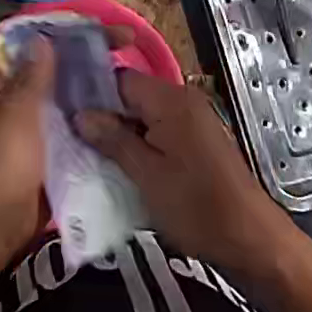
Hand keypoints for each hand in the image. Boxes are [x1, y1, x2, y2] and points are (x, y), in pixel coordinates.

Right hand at [77, 71, 287, 270]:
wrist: (247, 234)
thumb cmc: (195, 205)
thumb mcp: (145, 175)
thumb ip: (113, 140)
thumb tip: (81, 113)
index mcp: (171, 100)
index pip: (122, 78)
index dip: (92, 92)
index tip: (64, 111)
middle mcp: (184, 99)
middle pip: (134, 94)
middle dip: (105, 114)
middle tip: (72, 136)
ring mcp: (194, 117)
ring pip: (146, 113)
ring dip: (122, 130)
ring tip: (90, 152)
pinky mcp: (198, 137)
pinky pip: (161, 127)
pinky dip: (141, 141)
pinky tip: (122, 163)